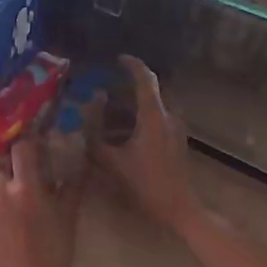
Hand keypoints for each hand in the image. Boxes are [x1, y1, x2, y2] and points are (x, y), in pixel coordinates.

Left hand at [0, 136, 83, 266]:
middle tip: (39, 169)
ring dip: (14, 183)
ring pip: (2, 181)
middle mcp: (3, 190)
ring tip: (30, 197)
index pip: (22, 147)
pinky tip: (19, 215)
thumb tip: (78, 160)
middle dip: (23, 164)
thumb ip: (71, 184)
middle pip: (10, 162)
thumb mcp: (69, 215)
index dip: (31, 142)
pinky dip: (7, 200)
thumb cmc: (55, 250)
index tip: (42, 143)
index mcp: (25, 187)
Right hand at [92, 55, 197, 226]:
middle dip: (128, 85)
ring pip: (153, 105)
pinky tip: (121, 132)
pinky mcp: (176, 140)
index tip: (117, 59)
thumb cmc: (143, 183)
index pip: (145, 79)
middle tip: (106, 87)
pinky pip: (157, 118)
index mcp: (153, 117)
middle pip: (150, 90)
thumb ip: (94, 131)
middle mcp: (168, 116)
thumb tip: (88, 104)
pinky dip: (139, 117)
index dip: (132, 65)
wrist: (178, 207)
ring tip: (109, 111)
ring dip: (132, 104)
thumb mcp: (110, 159)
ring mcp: (175, 128)